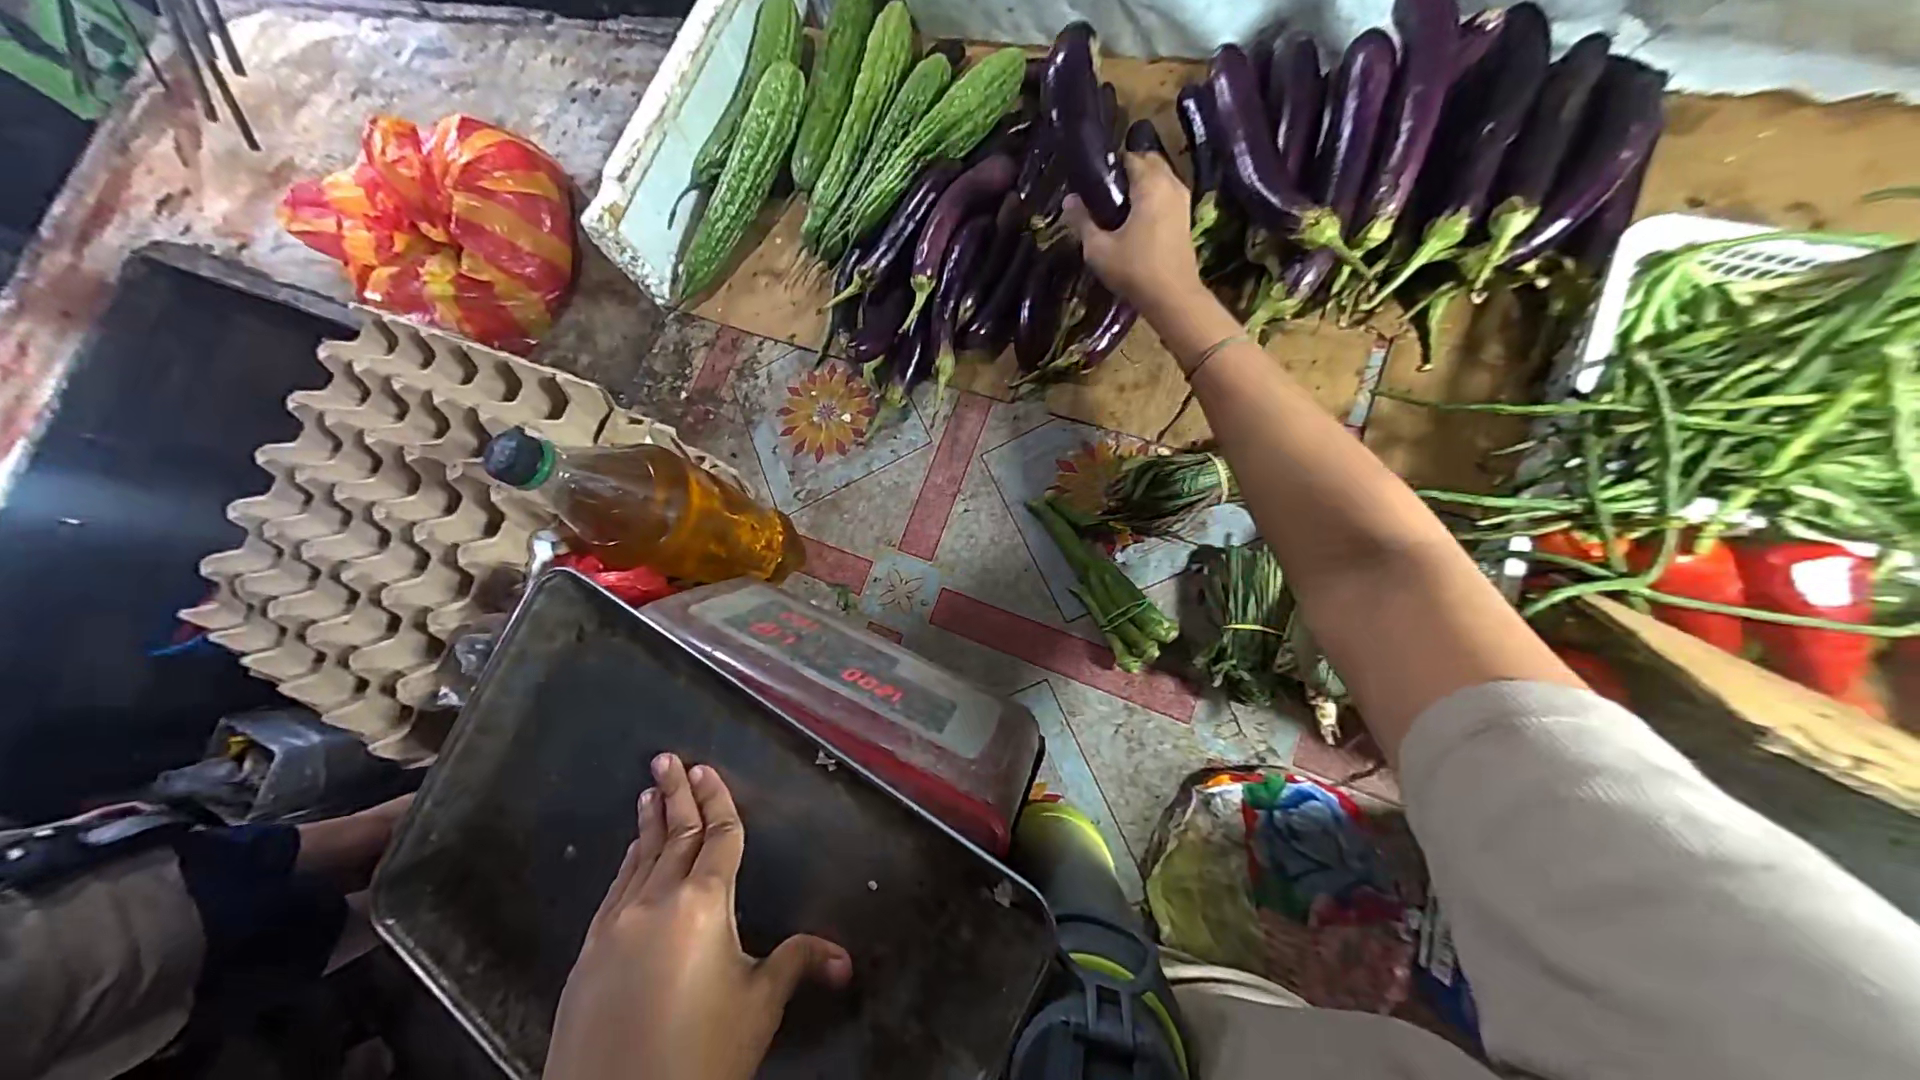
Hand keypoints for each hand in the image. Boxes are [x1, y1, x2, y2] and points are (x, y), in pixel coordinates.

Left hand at [545, 754, 851, 1079]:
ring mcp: (616, 925)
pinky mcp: (589, 953)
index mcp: (704, 903)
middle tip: (668, 759)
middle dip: (676, 795)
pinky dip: (627, 864)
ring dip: (648, 823)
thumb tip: (844, 958)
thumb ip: (796, 964)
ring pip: (639, 859)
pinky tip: (628, 855)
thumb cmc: (699, 1053)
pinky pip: (614, 890)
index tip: (705, 771)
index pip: (718, 838)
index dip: (716, 802)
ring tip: (648, 793)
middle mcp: (657, 901)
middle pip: (674, 836)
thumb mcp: (757, 1007)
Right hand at [1061, 152, 1204, 315]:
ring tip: (1117, 207)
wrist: (1172, 298)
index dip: (1108, 165)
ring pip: (1159, 178)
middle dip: (1126, 171)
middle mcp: (1171, 183)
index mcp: (1150, 184)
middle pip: (1147, 162)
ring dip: (1140, 185)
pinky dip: (1151, 199)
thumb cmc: (1134, 271)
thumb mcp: (1098, 249)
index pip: (1128, 156)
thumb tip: (1068, 200)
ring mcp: (1182, 200)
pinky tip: (1134, 220)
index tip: (1092, 181)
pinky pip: (1165, 195)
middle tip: (1104, 193)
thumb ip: (1082, 221)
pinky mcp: (1185, 218)